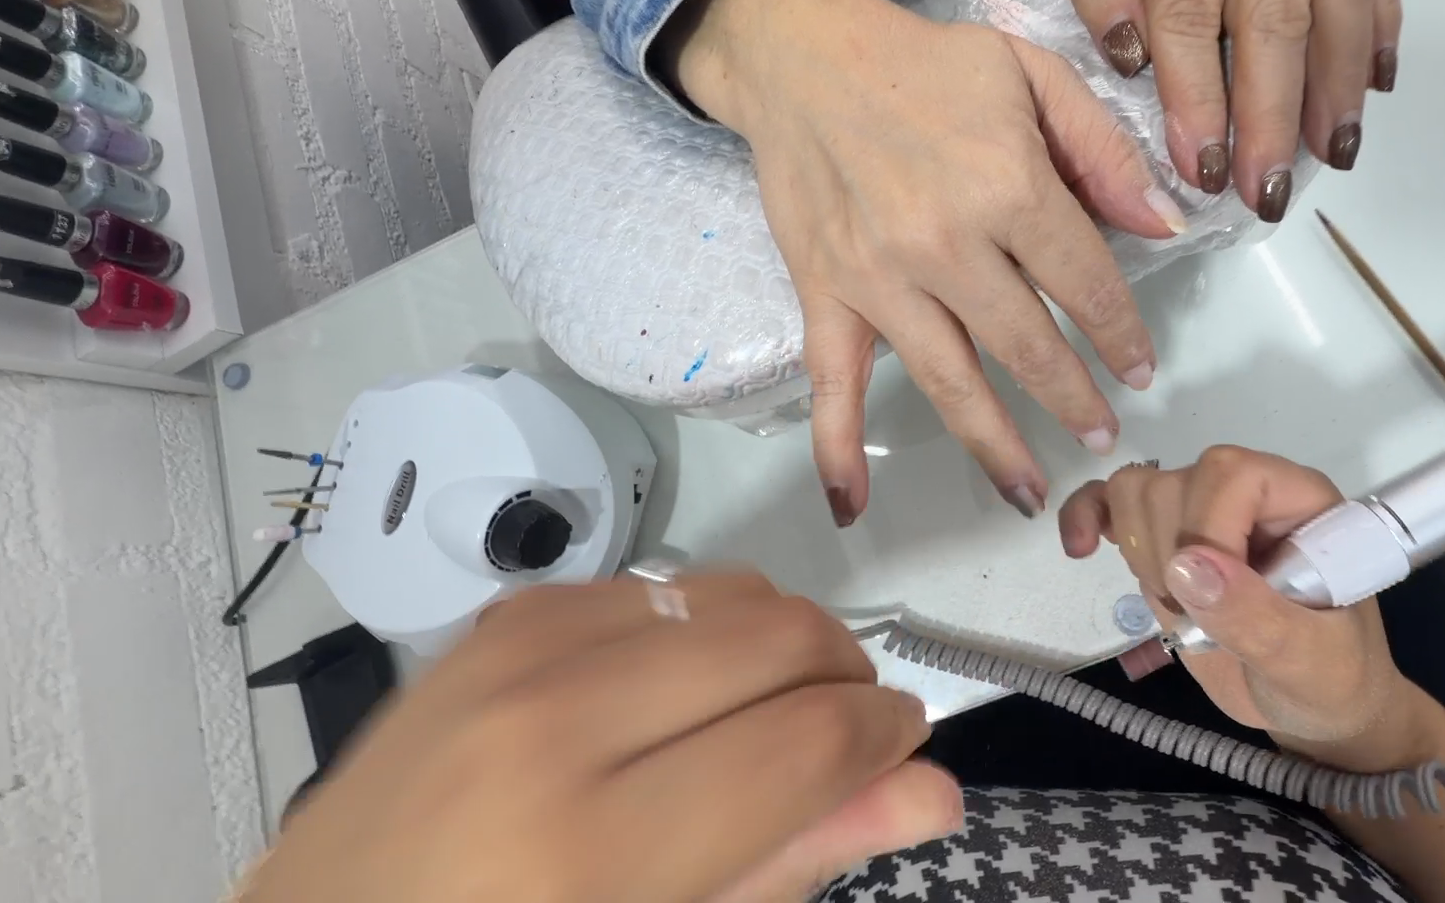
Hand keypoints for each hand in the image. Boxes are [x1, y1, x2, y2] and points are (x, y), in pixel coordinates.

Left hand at [241, 570, 957, 902]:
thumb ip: (799, 860)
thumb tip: (933, 787)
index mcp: (588, 850)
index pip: (805, 742)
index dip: (885, 736)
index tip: (907, 741)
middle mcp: (556, 718)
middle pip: (782, 636)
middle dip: (849, 673)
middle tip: (849, 724)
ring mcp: (522, 646)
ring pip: (735, 591)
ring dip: (786, 641)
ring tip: (771, 704)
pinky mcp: (511, 612)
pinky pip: (665, 584)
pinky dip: (710, 626)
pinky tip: (685, 685)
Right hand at [662, 0, 1186, 523]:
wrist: (806, 59)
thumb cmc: (925, 64)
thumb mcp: (1032, 73)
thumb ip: (1102, 150)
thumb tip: (1161, 225)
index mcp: (1008, 186)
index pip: (1085, 282)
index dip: (1122, 334)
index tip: (1141, 370)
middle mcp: (946, 246)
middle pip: (1027, 346)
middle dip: (1072, 399)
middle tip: (1101, 438)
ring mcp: (879, 281)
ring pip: (949, 381)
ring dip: (996, 444)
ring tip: (1033, 490)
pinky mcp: (826, 296)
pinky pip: (831, 383)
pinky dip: (838, 447)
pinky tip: (853, 506)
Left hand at [1051, 0, 1400, 217]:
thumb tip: (1137, 60)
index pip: (1192, 7)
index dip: (1198, 95)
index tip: (1199, 167)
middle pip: (1275, 13)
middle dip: (1271, 114)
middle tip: (1266, 192)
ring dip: (1337, 83)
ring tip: (1330, 156)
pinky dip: (1378, 23)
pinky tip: (1376, 83)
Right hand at [1060, 447, 1425, 768]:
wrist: (1307, 702)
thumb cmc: (1329, 681)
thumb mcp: (1310, 663)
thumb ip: (1256, 616)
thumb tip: (1187, 567)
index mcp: (1295, 499)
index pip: (1229, 474)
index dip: (1207, 530)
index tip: (1213, 600)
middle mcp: (1243, 489)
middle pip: (1171, 484)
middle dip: (1170, 562)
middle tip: (1203, 621)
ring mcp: (1196, 507)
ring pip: (1132, 493)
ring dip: (1140, 559)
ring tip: (1180, 609)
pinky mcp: (1158, 531)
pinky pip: (1105, 499)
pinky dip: (1085, 517)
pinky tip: (1080, 549)